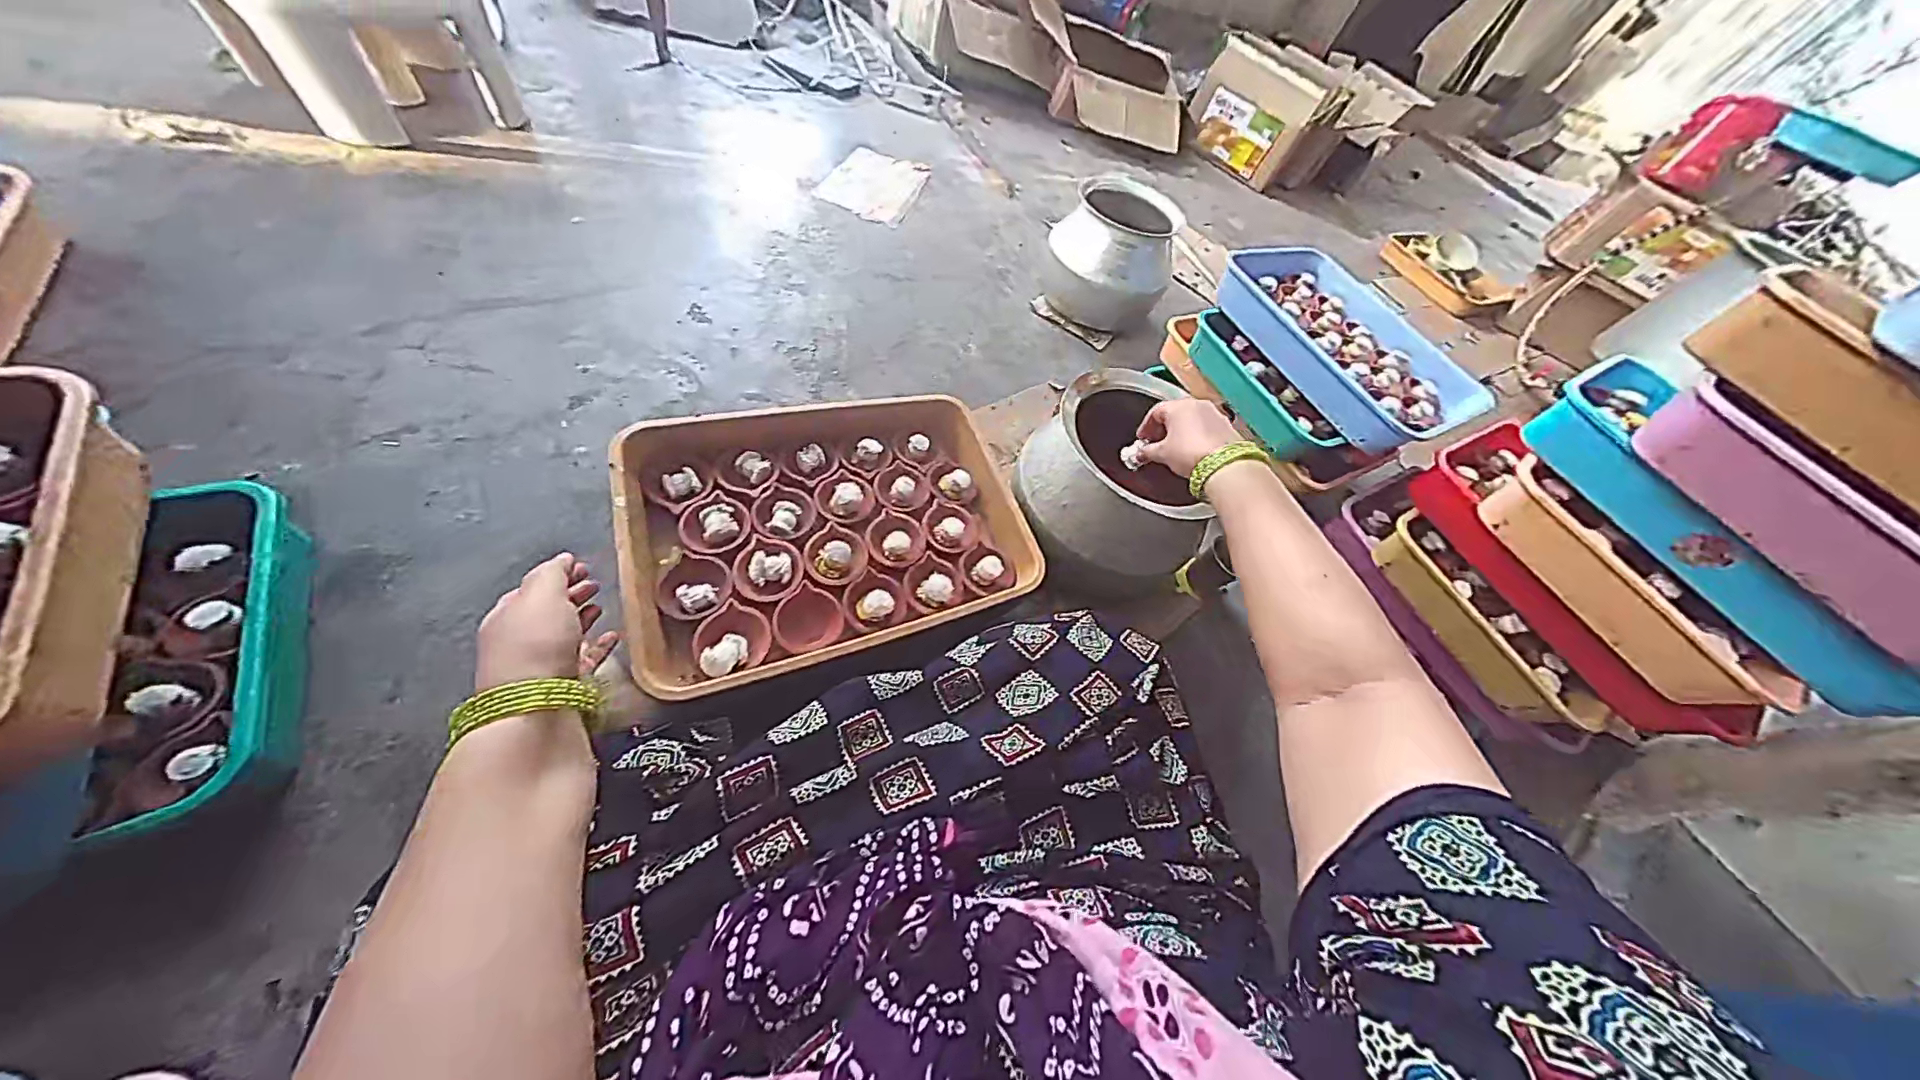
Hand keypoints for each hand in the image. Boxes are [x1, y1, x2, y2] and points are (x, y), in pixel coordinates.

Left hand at [474, 553, 608, 691]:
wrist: (537, 706)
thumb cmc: (535, 644)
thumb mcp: (542, 596)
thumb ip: (552, 574)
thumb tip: (562, 560)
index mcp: (507, 615)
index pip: (532, 589)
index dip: (557, 575)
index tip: (581, 566)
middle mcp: (521, 639)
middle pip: (549, 611)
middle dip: (570, 595)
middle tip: (594, 583)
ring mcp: (543, 662)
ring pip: (566, 633)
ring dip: (582, 617)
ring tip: (601, 605)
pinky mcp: (565, 683)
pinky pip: (585, 657)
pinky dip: (598, 644)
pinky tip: (612, 636)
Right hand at [1134, 398, 1241, 476]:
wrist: (1223, 465)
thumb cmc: (1193, 453)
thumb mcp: (1162, 454)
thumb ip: (1148, 451)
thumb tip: (1142, 453)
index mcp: (1178, 406)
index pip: (1155, 412)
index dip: (1146, 427)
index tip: (1143, 438)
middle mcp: (1197, 405)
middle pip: (1174, 413)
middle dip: (1163, 429)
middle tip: (1156, 444)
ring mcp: (1214, 414)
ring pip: (1191, 419)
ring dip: (1181, 431)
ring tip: (1174, 448)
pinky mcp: (1225, 426)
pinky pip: (1205, 427)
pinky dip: (1196, 436)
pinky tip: (1192, 449)